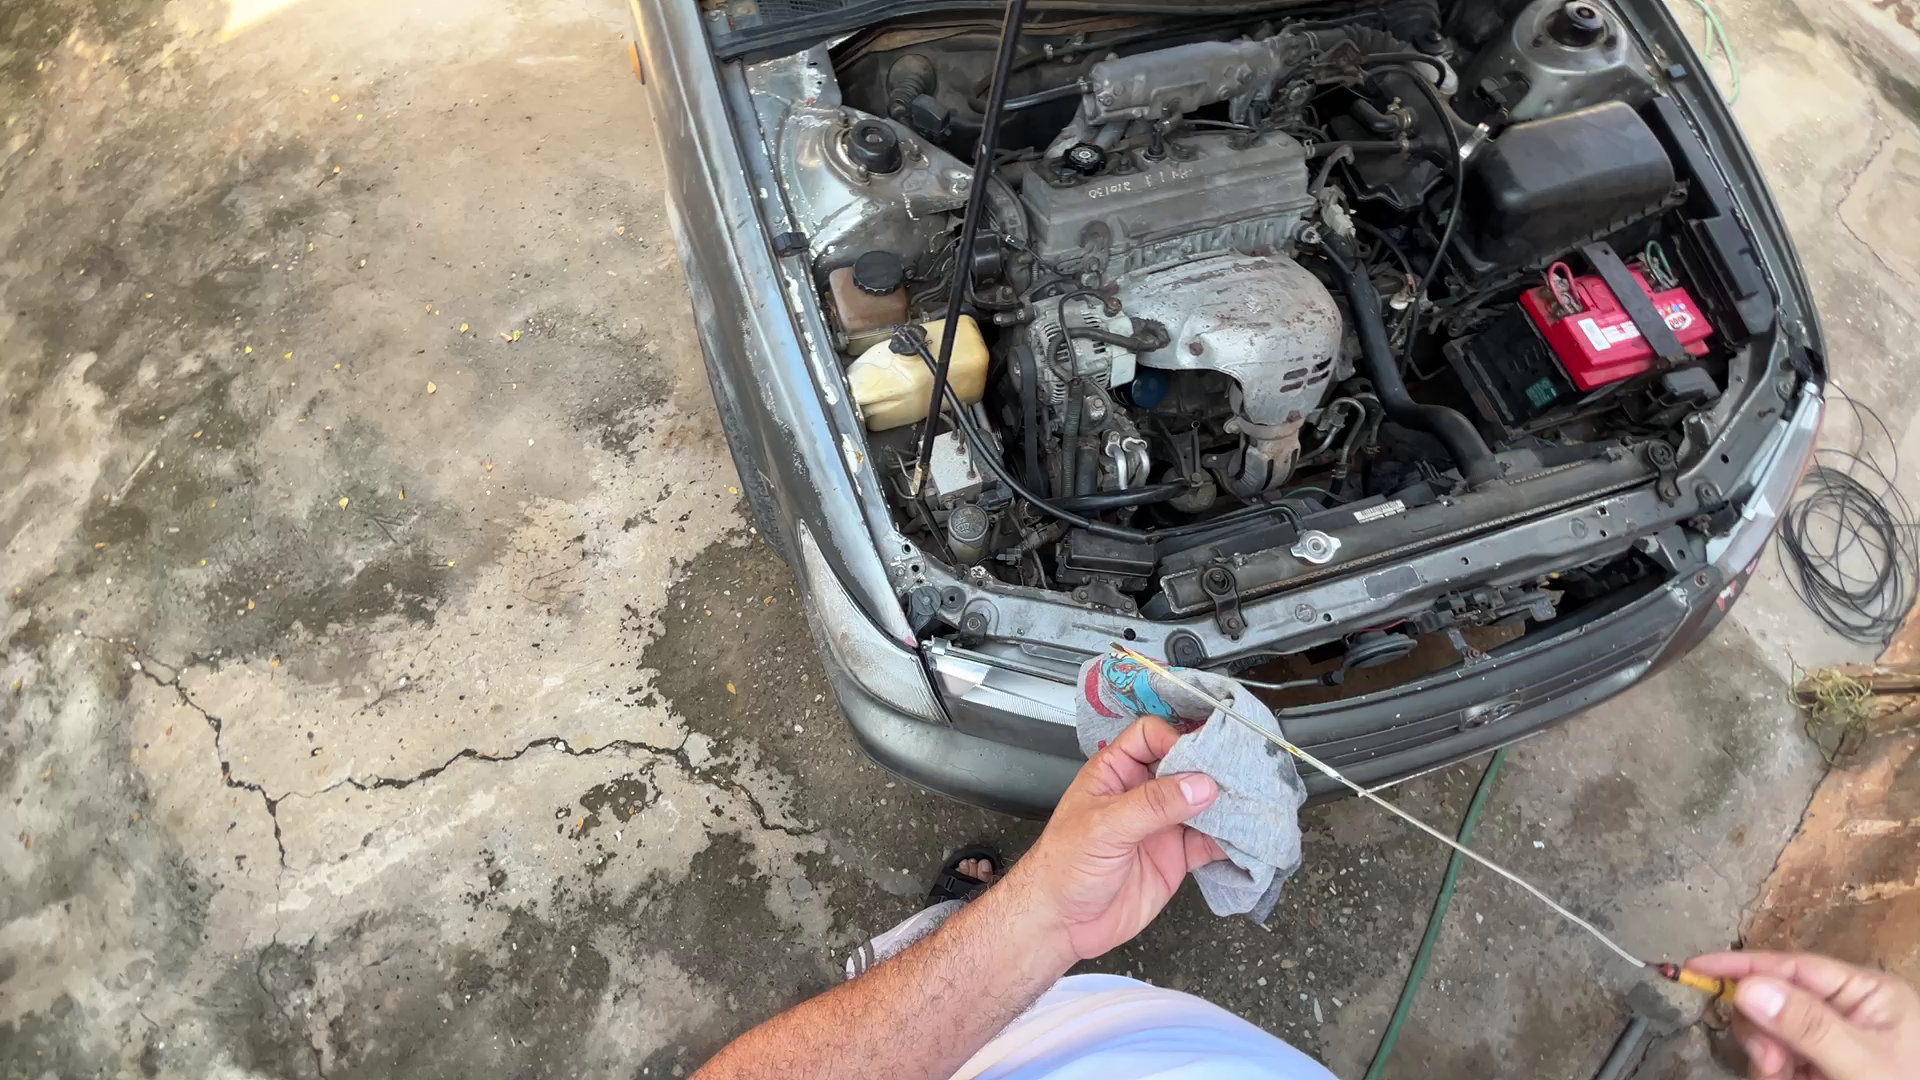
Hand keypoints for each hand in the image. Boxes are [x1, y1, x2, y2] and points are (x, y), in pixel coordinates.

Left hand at [998, 714, 1225, 965]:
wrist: (1062, 922)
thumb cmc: (1063, 864)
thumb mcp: (1105, 827)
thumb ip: (1153, 805)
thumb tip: (1199, 784)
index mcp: (1116, 771)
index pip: (1151, 736)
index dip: (1177, 740)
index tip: (1202, 758)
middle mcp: (1141, 792)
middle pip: (1184, 766)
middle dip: (1213, 768)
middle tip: (1245, 772)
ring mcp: (1160, 824)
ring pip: (1202, 804)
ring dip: (1227, 804)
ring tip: (1257, 802)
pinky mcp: (1175, 856)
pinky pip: (1209, 842)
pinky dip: (1231, 841)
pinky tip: (1249, 839)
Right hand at [1687, 951, 1919, 1079]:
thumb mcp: (1865, 1064)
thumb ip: (1810, 1026)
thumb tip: (1744, 987)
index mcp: (1865, 993)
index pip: (1787, 966)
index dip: (1737, 966)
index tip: (1694, 969)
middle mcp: (1843, 1006)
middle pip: (1768, 995)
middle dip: (1760, 1029)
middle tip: (1770, 1062)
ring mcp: (1827, 1032)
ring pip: (1763, 1023)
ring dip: (1762, 1051)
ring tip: (1780, 1076)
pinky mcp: (1815, 1055)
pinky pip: (1771, 1047)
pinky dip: (1768, 1065)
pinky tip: (1784, 1078)